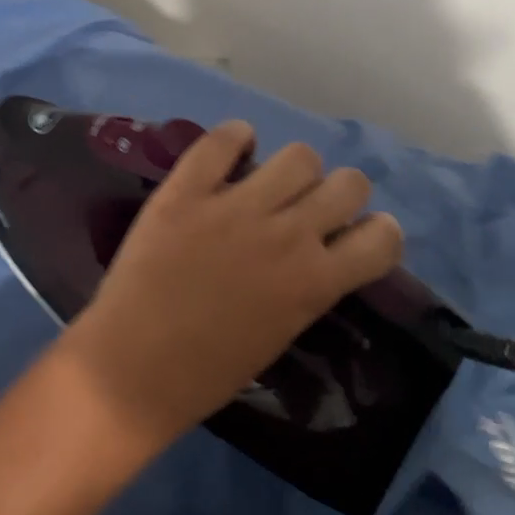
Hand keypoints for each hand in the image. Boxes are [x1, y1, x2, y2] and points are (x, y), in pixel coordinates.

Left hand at [53, 120, 404, 449]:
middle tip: (309, 209)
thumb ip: (306, 288)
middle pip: (349, 183)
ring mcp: (235, 207)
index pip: (383, 237)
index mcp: (315, 282)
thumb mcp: (280, 335)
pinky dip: (234, 139)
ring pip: (299, 156)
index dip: (376, 233)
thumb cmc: (207, 374)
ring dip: (292, 170)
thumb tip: (317, 255)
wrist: (131, 370)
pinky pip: (222, 140)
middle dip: (339, 195)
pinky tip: (231, 152)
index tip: (355, 237)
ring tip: (268, 184)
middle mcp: (287, 235)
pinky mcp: (186, 192)